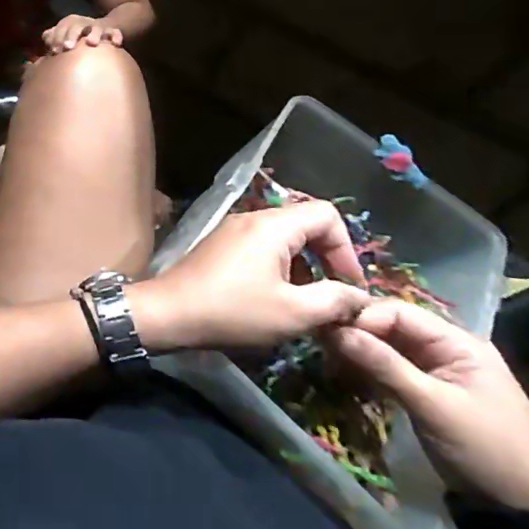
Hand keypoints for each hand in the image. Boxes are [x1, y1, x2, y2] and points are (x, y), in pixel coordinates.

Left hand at [42, 14, 121, 52]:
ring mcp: (99, 26)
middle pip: (77, 24)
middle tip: (67, 47)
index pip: (62, 26)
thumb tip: (46, 38)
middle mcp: (85, 22)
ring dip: (94, 34)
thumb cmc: (78, 36)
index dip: (57, 37)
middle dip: (72, 34)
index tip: (54, 51)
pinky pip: (115, 32)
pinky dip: (116, 36)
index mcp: (71, 22)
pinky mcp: (113, 31)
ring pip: (97, 27)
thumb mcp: (65, 35)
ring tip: (91, 43)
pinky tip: (116, 43)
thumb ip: (54, 37)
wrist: (105, 26)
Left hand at [131, 201, 370, 352]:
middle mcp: (252, 218)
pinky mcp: (220, 245)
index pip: (326, 214)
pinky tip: (276, 299)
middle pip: (305, 224)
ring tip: (306, 304)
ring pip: (284, 238)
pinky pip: (261, 247)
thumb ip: (334, 300)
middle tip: (333, 297)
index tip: (349, 286)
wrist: (169, 312)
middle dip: (327, 259)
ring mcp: (232, 230)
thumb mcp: (294, 313)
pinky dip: (279, 268)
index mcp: (272, 225)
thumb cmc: (234, 311)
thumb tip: (360, 297)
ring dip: (303, 267)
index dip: (346, 249)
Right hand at [325, 301, 528, 511]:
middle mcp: (447, 349)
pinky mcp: (428, 393)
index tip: (329, 333)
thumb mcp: (433, 405)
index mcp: (458, 342)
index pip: (398, 312)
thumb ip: (384, 364)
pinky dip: (370, 371)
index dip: (363, 318)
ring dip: (360, 353)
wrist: (527, 512)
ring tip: (329, 362)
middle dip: (357, 334)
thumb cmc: (486, 450)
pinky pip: (392, 370)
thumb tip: (336, 330)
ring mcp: (437, 372)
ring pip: (388, 349)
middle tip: (321, 346)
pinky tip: (347, 376)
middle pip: (391, 327)